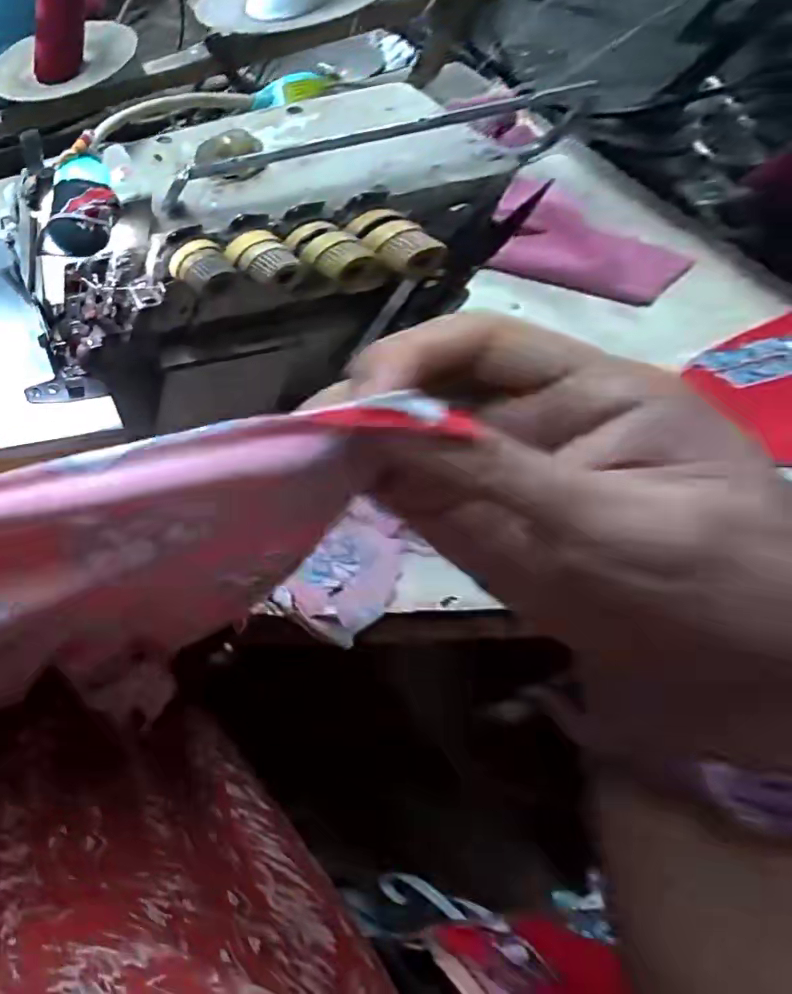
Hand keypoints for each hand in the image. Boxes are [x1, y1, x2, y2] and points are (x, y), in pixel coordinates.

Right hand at [327, 313, 791, 765]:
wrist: (716, 672)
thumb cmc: (703, 585)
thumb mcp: (607, 521)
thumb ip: (489, 468)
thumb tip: (379, 425)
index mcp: (584, 391)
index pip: (480, 342)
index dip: (413, 355)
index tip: (364, 397)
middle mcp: (515, 412)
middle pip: (418, 378)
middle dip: (360, 396)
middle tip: (312, 430)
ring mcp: (470, 459)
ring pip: (385, 425)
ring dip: (338, 433)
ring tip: (298, 453)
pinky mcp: (437, 501)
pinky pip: (377, 473)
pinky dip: (339, 471)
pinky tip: (311, 477)